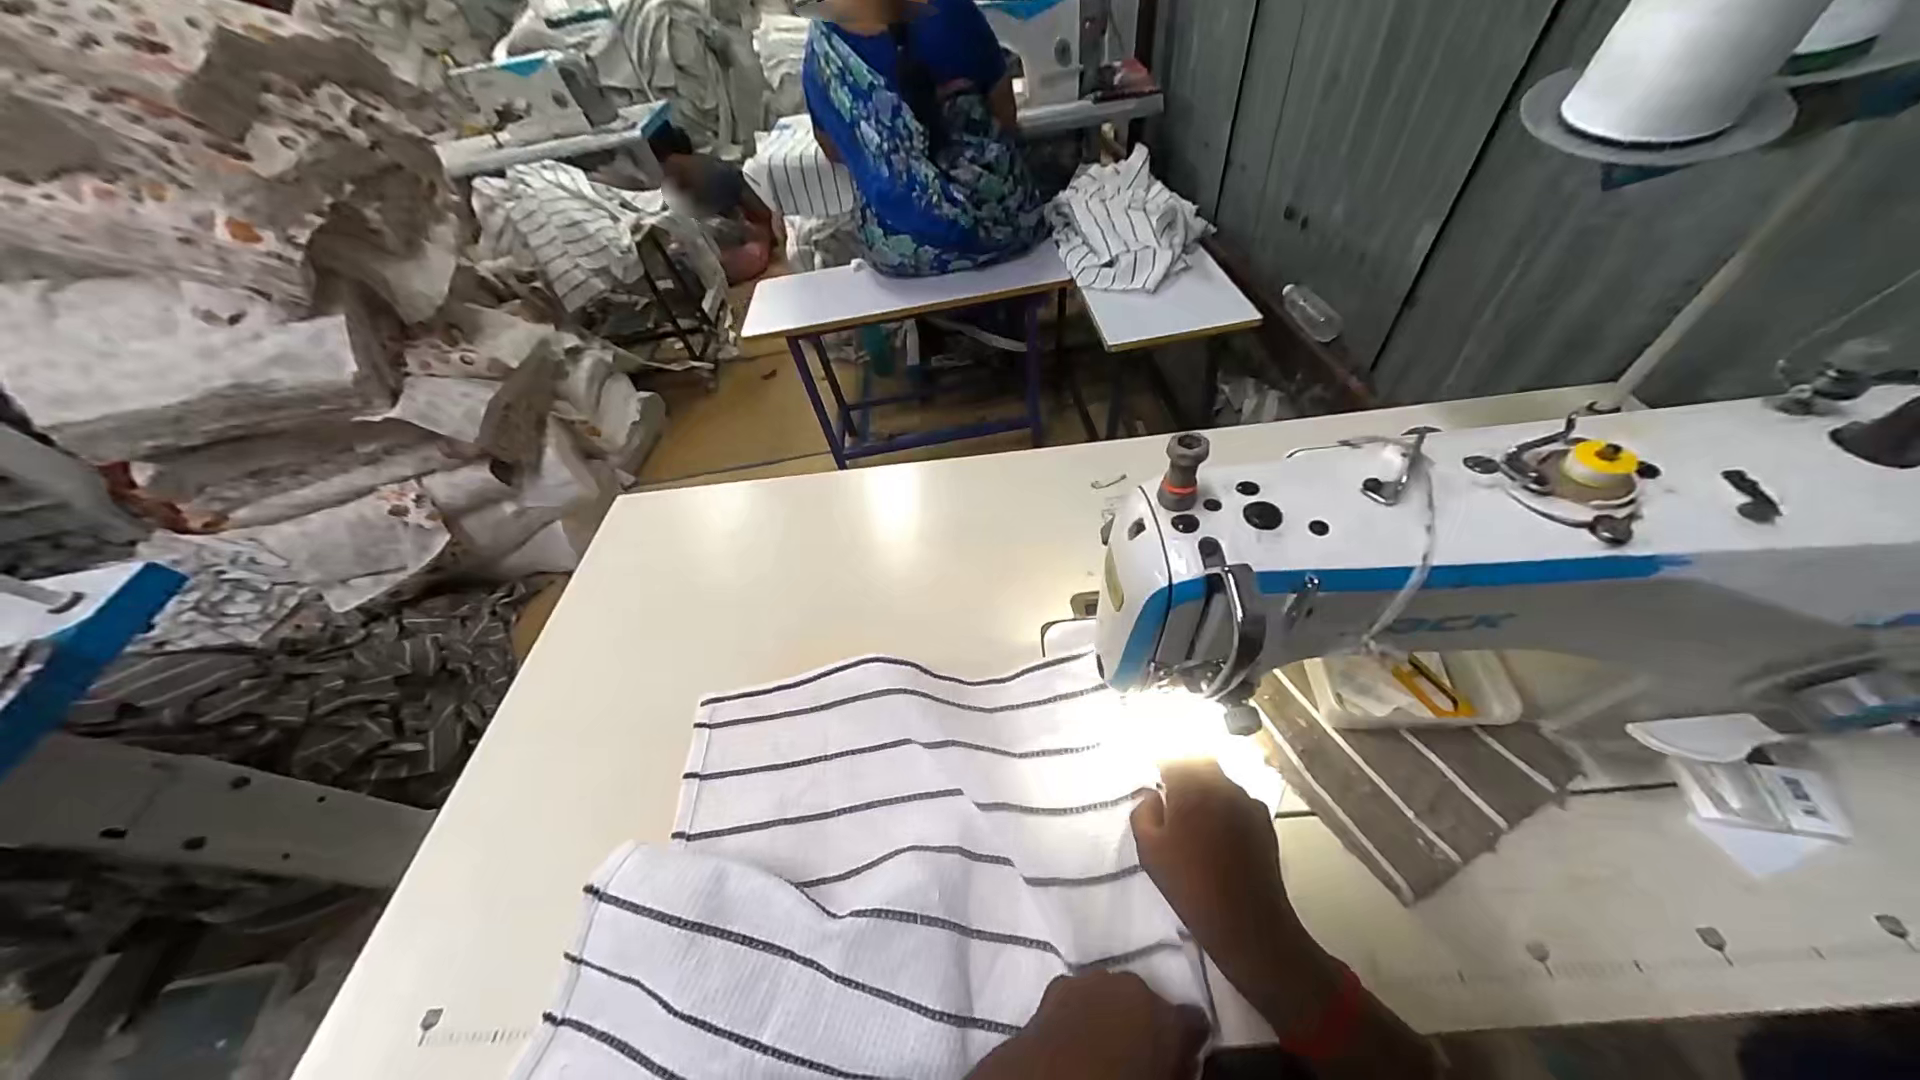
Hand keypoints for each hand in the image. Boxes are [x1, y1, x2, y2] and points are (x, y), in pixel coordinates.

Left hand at [968, 971, 1206, 1079]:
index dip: (1190, 1041)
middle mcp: (1135, 988)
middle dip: (1146, 1023)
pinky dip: (1082, 1011)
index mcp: (1168, 1019)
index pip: (1194, 1021)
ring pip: (1113, 993)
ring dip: (1112, 1012)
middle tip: (1139, 1054)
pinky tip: (1075, 1035)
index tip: (1185, 1057)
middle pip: (1149, 1002)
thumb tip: (1180, 1067)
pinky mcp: (1062, 984)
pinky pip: (1081, 997)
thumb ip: (1178, 1071)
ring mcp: (1095, 980)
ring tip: (1104, 1044)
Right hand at [1132, 761, 1334, 1024]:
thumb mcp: (1149, 850)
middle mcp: (1224, 786)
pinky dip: (1223, 806)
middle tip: (1170, 791)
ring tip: (1192, 814)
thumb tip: (1153, 795)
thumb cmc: (1190, 883)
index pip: (1173, 755)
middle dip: (1184, 771)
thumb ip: (1143, 812)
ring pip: (1221, 781)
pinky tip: (1215, 831)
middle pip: (1201, 763)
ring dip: (1205, 788)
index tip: (1152, 772)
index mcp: (1193, 786)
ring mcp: (1249, 804)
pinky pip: (1237, 801)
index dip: (1160, 761)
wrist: (1248, 923)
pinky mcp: (1264, 824)